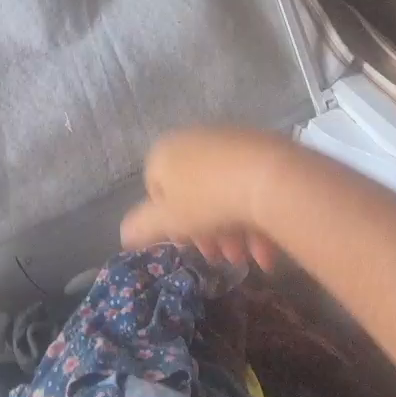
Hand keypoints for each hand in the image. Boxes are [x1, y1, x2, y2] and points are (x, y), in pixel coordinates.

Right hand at [120, 127, 301, 272]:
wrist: (271, 178)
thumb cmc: (209, 200)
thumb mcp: (168, 220)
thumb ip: (142, 227)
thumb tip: (124, 235)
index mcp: (165, 151)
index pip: (156, 190)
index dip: (171, 223)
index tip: (190, 246)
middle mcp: (194, 138)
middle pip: (194, 193)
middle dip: (207, 232)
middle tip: (223, 257)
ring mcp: (230, 140)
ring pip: (224, 192)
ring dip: (233, 231)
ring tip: (249, 258)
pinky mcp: (262, 146)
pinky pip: (250, 183)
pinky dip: (255, 215)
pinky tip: (266, 247)